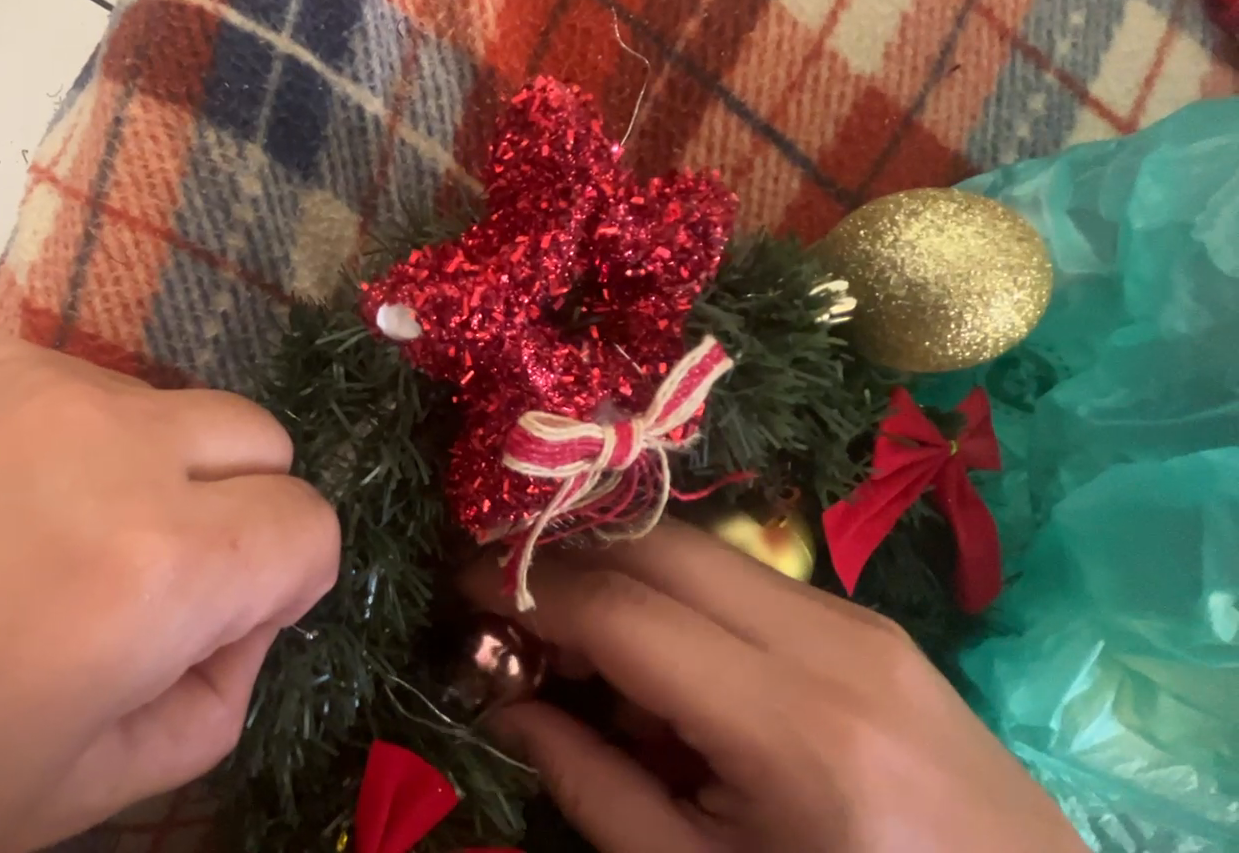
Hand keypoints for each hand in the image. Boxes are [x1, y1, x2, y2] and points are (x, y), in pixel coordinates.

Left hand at [0, 330, 338, 852]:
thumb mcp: (71, 795)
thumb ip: (206, 700)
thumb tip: (238, 619)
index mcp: (152, 566)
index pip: (309, 526)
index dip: (285, 584)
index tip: (222, 620)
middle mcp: (106, 439)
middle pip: (257, 435)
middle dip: (236, 507)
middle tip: (148, 576)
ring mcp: (21, 373)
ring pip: (156, 405)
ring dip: (139, 469)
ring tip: (30, 542)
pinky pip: (56, 383)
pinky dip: (49, 438)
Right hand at [467, 522, 1084, 852]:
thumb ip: (587, 784)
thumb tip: (502, 704)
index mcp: (800, 730)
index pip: (622, 609)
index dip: (525, 589)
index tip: (462, 590)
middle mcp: (836, 644)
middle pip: (655, 546)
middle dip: (560, 560)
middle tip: (504, 604)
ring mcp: (862, 623)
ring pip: (692, 549)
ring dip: (610, 575)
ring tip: (574, 645)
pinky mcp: (870, 625)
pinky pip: (735, 579)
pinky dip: (666, 596)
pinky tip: (654, 665)